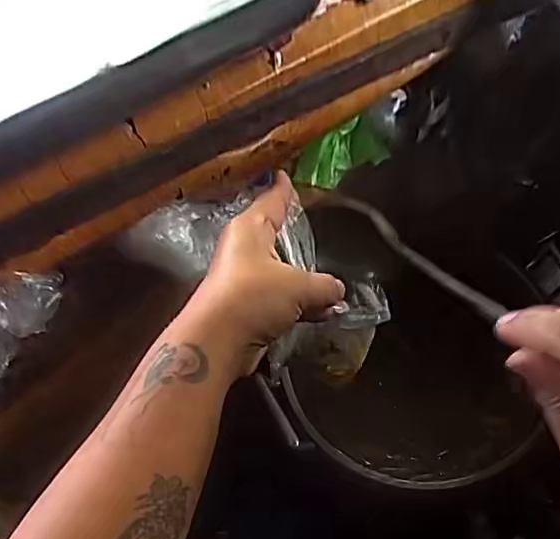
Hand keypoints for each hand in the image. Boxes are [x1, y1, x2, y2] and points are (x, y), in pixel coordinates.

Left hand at [185, 172, 345, 374]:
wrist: (220, 341)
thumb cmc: (254, 298)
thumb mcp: (299, 287)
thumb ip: (324, 286)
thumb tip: (339, 290)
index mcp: (251, 228)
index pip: (272, 199)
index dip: (284, 189)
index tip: (290, 177)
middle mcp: (245, 250)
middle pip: (277, 239)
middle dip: (299, 242)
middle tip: (323, 237)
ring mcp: (244, 281)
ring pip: (281, 274)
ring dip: (304, 282)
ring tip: (331, 287)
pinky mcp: (247, 310)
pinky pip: (279, 301)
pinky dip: (298, 306)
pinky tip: (321, 313)